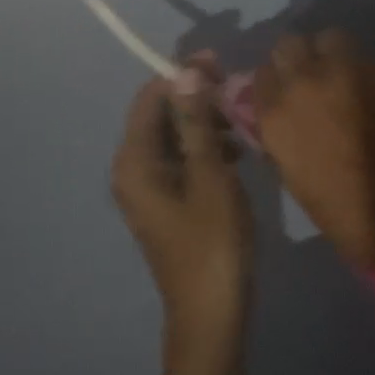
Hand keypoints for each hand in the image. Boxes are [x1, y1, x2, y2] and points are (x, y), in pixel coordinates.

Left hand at [112, 55, 251, 374]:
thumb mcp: (210, 173)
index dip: (184, 74)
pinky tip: (235, 152)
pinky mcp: (166, 201)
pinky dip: (205, 146)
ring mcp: (148, 187)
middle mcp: (133, 169)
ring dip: (205, 122)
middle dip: (198, 97)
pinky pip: (182, 157)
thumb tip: (186, 70)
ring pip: (174, 135)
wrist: (211, 310)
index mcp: (135, 160)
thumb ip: (197, 120)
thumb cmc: (211, 239)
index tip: (222, 64)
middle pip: (161, 114)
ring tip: (241, 125)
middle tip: (237, 92)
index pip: (151, 96)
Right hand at [252, 30, 374, 293]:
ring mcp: (347, 68)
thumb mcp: (296, 179)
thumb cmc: (347, 211)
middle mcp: (306, 81)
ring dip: (333, 53)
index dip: (276, 83)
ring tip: (347, 75)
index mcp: (277, 114)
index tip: (287, 93)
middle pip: (290, 44)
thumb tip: (286, 121)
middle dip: (300, 57)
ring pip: (330, 38)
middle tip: (315, 77)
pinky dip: (369, 71)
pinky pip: (368, 58)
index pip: (263, 75)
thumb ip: (285, 138)